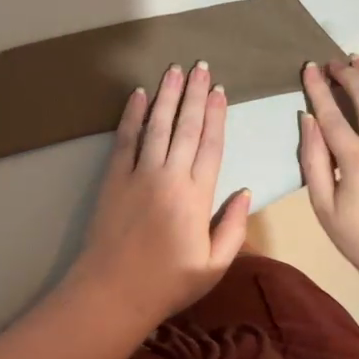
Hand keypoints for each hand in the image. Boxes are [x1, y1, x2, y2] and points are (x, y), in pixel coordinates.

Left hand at [68, 62, 251, 323]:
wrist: (113, 292)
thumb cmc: (169, 283)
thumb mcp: (214, 266)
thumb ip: (234, 228)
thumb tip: (245, 191)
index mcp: (197, 197)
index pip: (211, 146)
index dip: (216, 116)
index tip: (220, 91)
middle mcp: (169, 177)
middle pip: (186, 127)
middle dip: (194, 95)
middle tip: (201, 67)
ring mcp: (139, 174)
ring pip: (158, 126)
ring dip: (167, 96)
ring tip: (175, 70)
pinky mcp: (114, 178)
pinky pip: (125, 139)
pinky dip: (133, 115)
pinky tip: (140, 94)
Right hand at [298, 57, 358, 285]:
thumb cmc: (358, 238)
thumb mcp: (322, 205)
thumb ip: (313, 159)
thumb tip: (308, 118)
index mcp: (356, 163)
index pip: (332, 114)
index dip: (318, 88)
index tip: (309, 67)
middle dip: (347, 75)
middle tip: (333, 63)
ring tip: (358, 60)